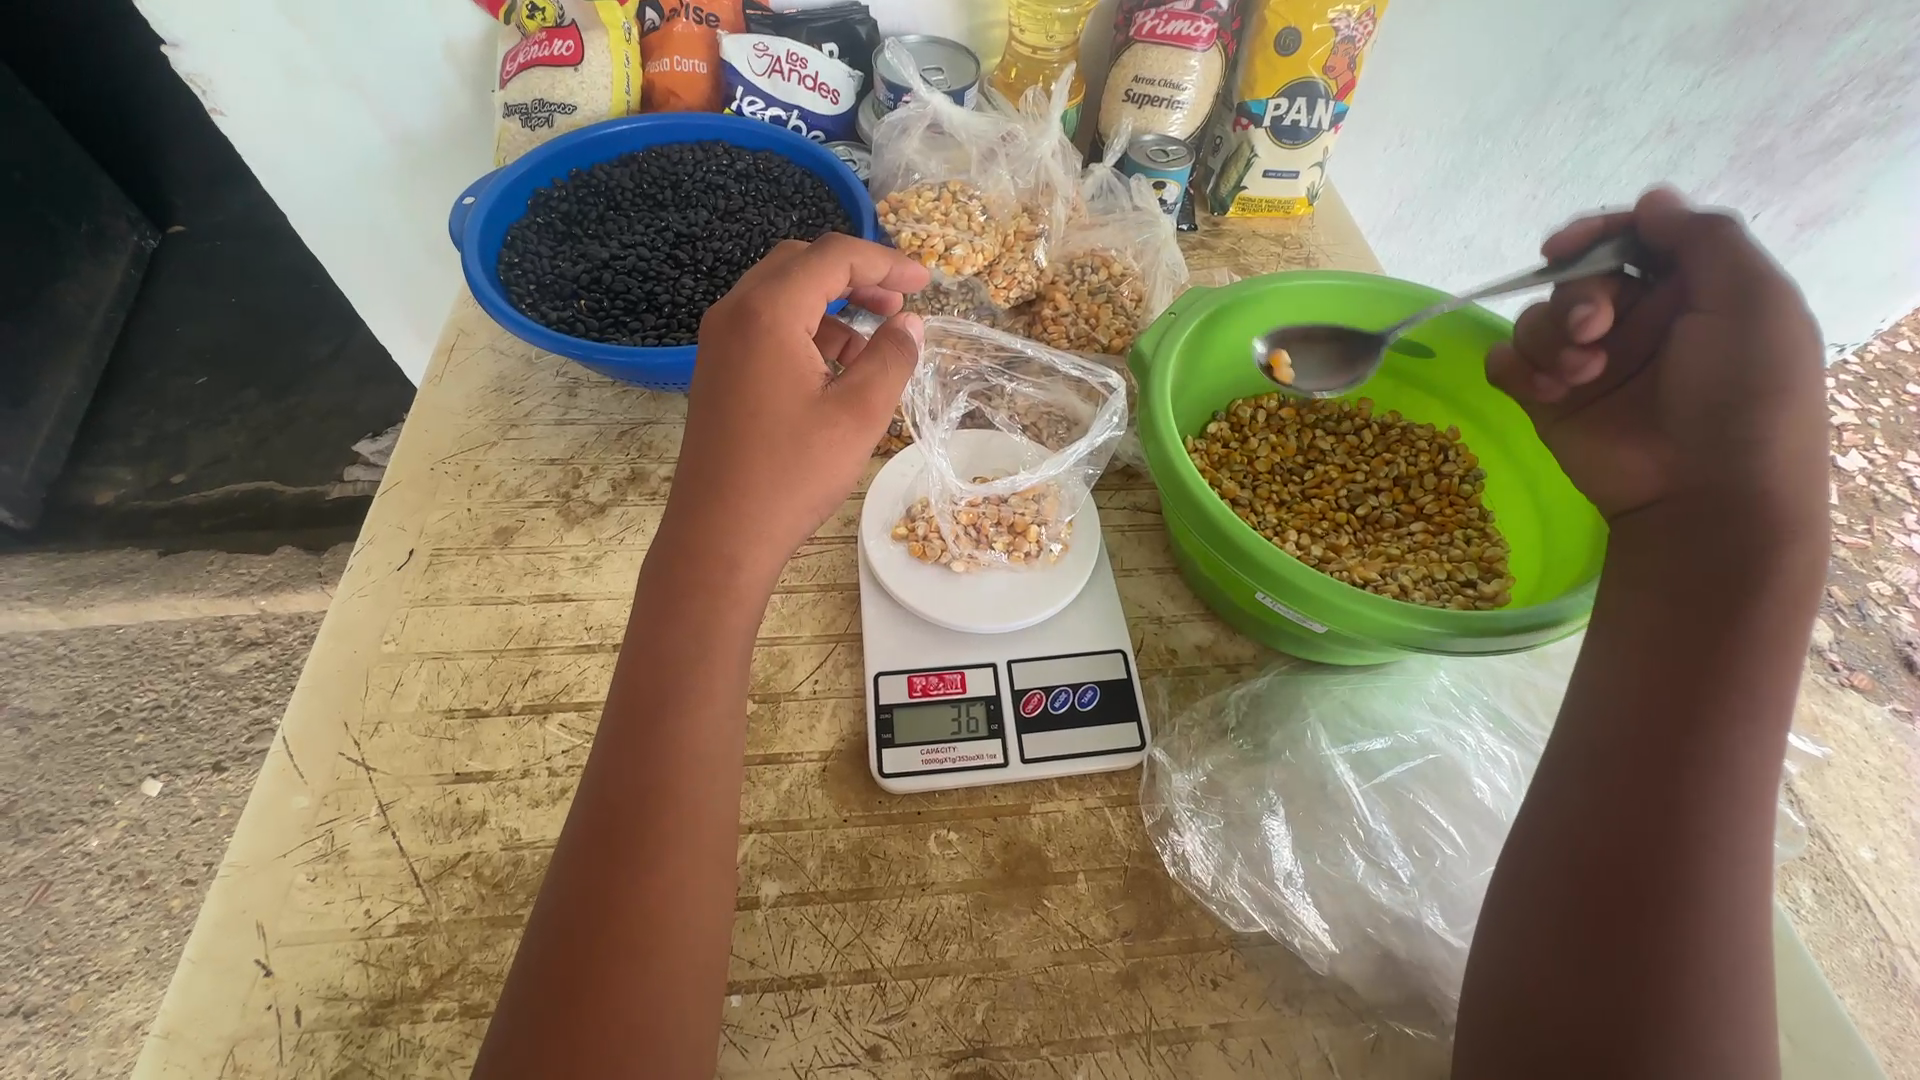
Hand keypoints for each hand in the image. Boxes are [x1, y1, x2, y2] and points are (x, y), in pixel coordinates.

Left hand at [666, 235, 929, 573]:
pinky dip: (805, 333)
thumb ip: (891, 358)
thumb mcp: (858, 415)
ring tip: (872, 345)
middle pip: (800, 264)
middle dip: (855, 276)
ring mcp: (718, 343)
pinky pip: (764, 328)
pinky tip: (835, 372)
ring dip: (830, 307)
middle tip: (898, 305)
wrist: (719, 534)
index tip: (925, 282)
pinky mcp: (717, 371)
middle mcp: (734, 312)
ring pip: (781, 296)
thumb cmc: (792, 474)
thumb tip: (911, 324)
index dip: (885, 262)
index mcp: (767, 312)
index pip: (832, 257)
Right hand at [1486, 189, 1826, 538]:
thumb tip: (1650, 199)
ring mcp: (1584, 362)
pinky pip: (1504, 364)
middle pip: (1574, 282)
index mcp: (1688, 290)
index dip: (1592, 235)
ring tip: (1578, 376)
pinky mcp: (1544, 400)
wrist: (1702, 488)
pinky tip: (1543, 391)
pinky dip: (1513, 369)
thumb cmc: (1742, 390)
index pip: (1628, 241)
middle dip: (1575, 301)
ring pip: (1533, 321)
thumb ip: (1702, 238)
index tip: (1561, 248)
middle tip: (1593, 333)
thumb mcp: (1752, 298)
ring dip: (1546, 341)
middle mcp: (1632, 321)